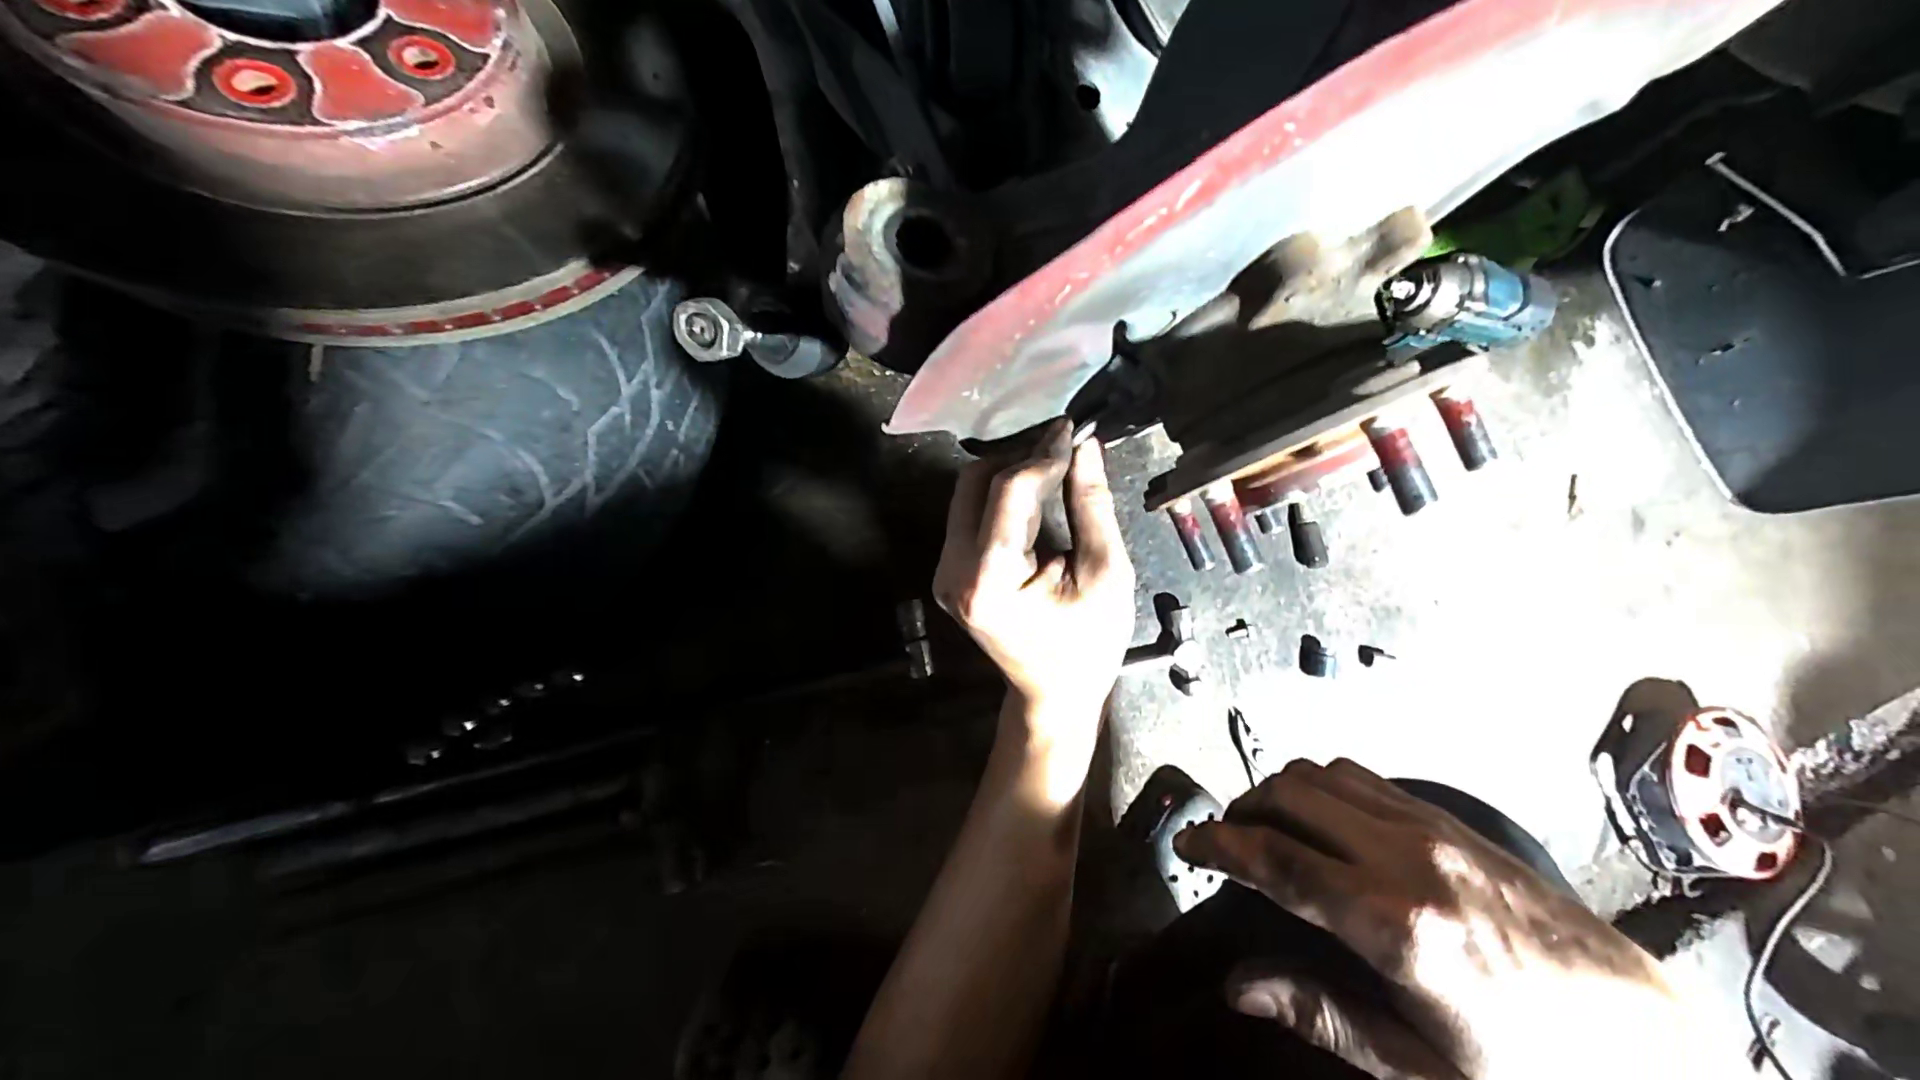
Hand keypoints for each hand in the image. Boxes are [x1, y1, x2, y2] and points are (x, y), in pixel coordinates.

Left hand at [933, 419, 1135, 736]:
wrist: (1053, 694)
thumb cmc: (1087, 646)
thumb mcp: (1105, 575)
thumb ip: (1092, 506)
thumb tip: (1085, 448)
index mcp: (988, 580)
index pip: (1008, 491)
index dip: (1043, 454)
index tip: (1074, 431)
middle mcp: (952, 572)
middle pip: (974, 483)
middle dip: (1020, 457)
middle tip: (1064, 447)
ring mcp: (944, 573)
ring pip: (967, 494)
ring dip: (1009, 473)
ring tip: (1055, 467)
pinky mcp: (949, 572)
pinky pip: (969, 515)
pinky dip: (1001, 497)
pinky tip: (1036, 496)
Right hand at [1175, 759, 1680, 1079]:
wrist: (1648, 1037)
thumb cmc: (1526, 1066)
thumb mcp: (1418, 1065)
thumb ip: (1320, 1013)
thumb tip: (1236, 989)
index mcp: (1395, 925)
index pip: (1276, 860)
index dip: (1218, 844)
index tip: (1186, 843)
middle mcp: (1406, 857)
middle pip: (1289, 795)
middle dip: (1242, 809)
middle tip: (1226, 843)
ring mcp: (1432, 828)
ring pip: (1320, 774)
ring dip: (1278, 792)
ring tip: (1267, 828)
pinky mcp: (1450, 819)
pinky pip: (1360, 776)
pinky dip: (1319, 786)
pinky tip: (1321, 821)